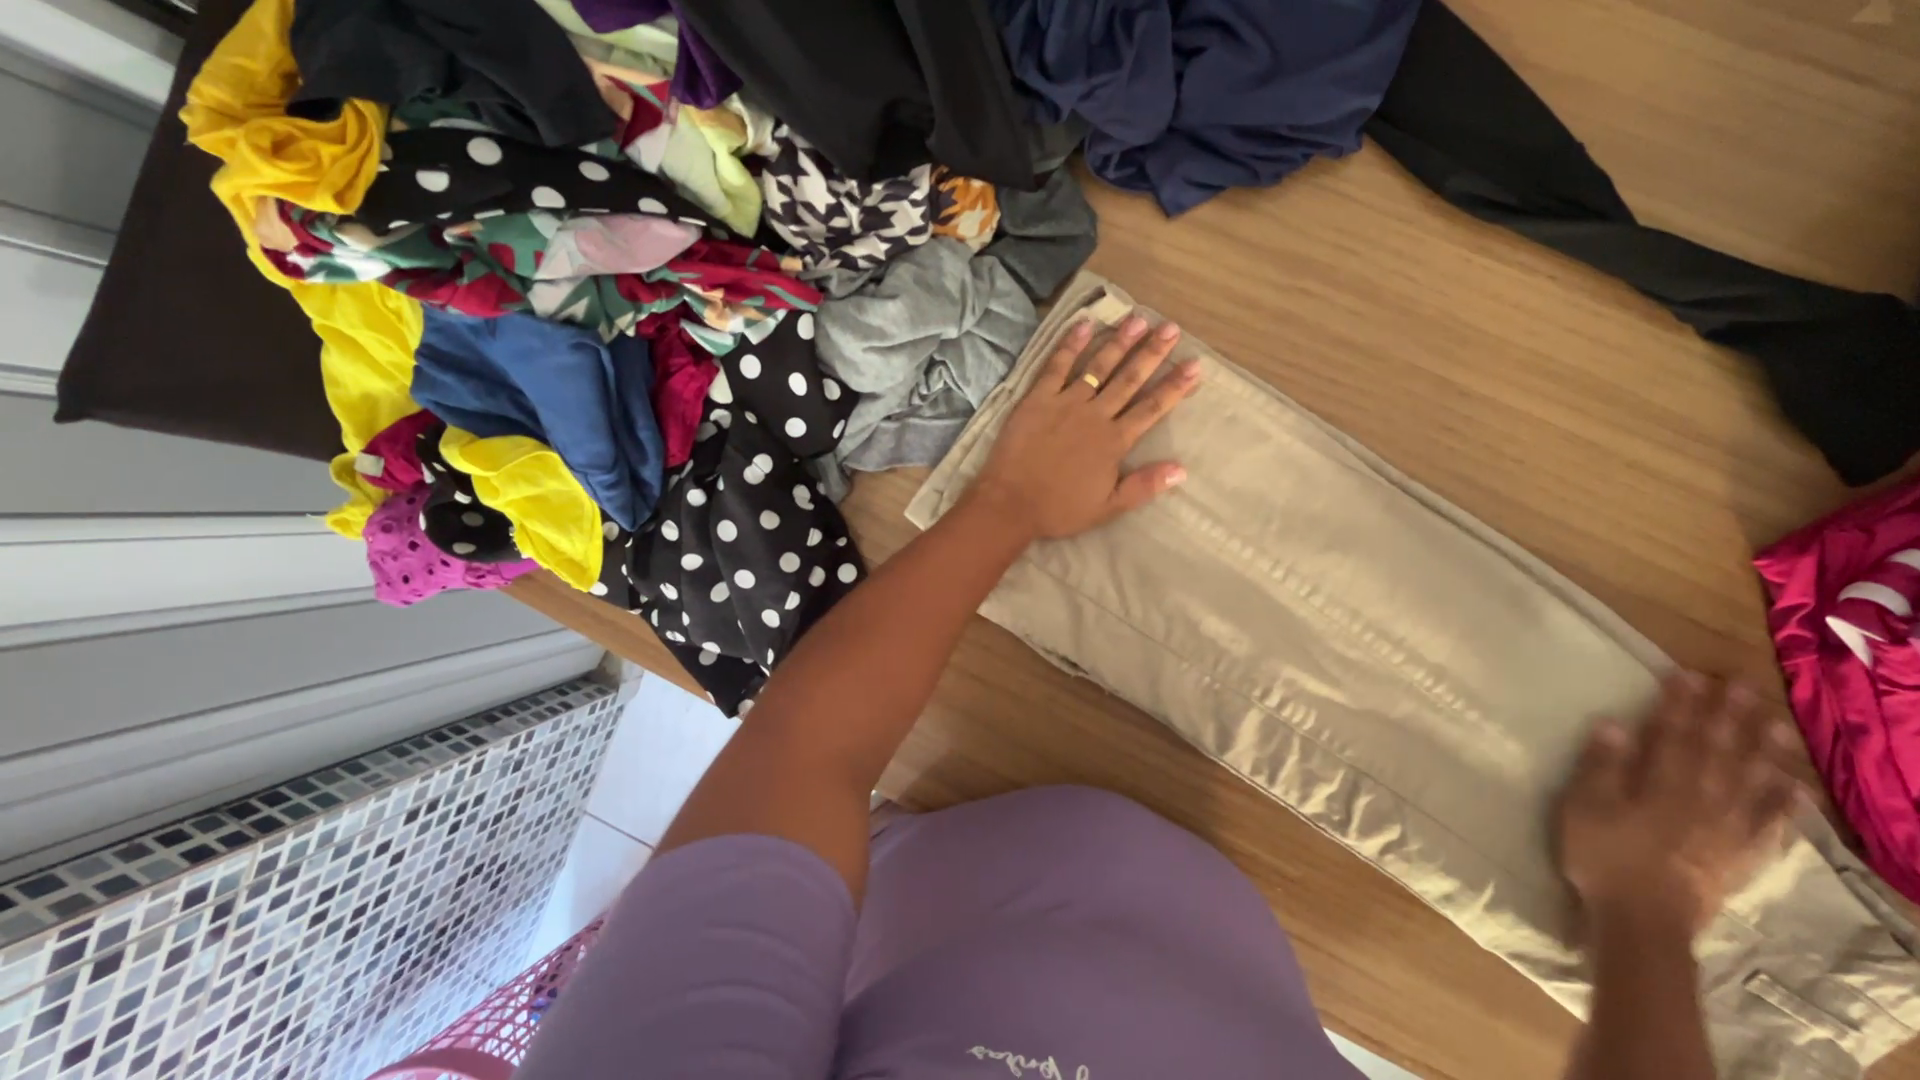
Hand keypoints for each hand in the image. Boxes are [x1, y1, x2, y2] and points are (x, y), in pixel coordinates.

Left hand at [967, 312, 1200, 540]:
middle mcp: (1095, 415)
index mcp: (1114, 442)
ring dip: (1119, 342)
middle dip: (1152, 353)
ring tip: (1138, 319)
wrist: (1011, 504)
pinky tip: (1084, 324)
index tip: (1195, 365)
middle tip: (1171, 328)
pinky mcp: (1037, 398)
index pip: (1151, 408)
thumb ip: (1144, 486)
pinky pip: (1057, 366)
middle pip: (1129, 379)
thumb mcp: (1107, 507)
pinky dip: (1071, 344)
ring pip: (1098, 366)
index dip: (1174, 387)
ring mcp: (1065, 403)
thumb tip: (1182, 469)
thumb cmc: (1059, 509)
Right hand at [1555, 672, 1800, 935]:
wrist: (1643, 921)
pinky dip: (1786, 804)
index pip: (1672, 734)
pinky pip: (1772, 825)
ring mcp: (1728, 828)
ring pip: (1752, 781)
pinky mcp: (1742, 855)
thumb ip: (1602, 766)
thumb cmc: (1602, 857)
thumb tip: (1615, 723)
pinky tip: (1796, 787)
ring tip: (1775, 722)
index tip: (1686, 674)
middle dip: (1728, 715)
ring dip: (1764, 749)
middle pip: (1719, 750)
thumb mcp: (1584, 808)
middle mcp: (1702, 798)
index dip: (1679, 703)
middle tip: (1740, 684)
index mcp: (1661, 784)